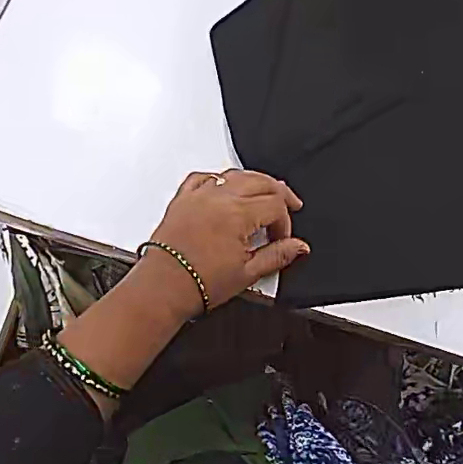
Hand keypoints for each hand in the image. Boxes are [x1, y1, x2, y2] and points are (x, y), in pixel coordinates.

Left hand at [143, 169, 311, 318]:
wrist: (164, 288)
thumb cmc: (198, 283)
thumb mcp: (247, 273)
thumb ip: (277, 256)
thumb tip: (298, 247)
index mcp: (238, 214)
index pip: (276, 205)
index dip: (285, 222)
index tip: (282, 239)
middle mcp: (218, 198)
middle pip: (260, 181)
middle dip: (279, 193)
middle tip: (289, 205)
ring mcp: (199, 196)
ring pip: (234, 175)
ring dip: (253, 182)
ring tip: (262, 193)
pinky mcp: (182, 200)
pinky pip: (203, 178)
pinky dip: (219, 180)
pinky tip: (224, 188)